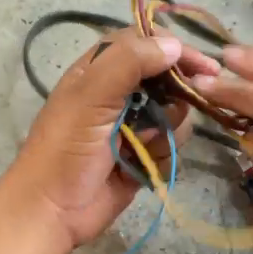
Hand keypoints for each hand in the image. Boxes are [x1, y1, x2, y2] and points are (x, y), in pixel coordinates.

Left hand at [4, 31, 219, 248]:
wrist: (51, 210)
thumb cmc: (65, 148)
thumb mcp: (91, 95)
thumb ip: (130, 63)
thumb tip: (173, 44)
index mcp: (96, 72)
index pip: (141, 43)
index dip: (171, 48)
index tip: (201, 62)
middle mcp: (115, 96)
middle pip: (163, 79)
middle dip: (179, 90)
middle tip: (194, 98)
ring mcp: (129, 129)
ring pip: (172, 115)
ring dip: (169, 127)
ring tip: (148, 141)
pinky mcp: (140, 159)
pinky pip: (168, 148)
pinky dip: (163, 154)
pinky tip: (144, 164)